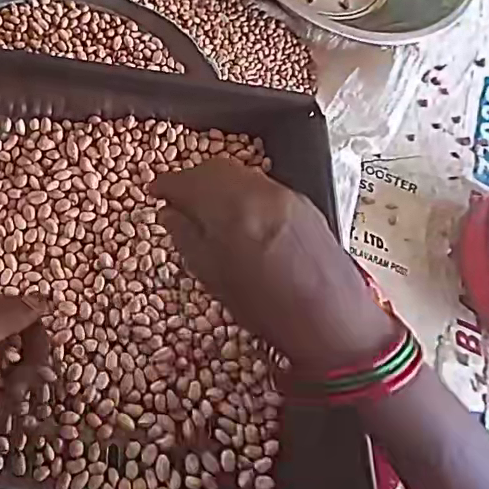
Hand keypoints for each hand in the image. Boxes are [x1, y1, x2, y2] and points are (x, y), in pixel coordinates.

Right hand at [152, 159, 398, 383]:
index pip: (187, 181)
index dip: (166, 185)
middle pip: (214, 168)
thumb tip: (169, 213)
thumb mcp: (211, 275)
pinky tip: (236, 214)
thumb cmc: (264, 307)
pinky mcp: (303, 203)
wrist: (333, 320)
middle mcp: (259, 192)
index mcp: (231, 210)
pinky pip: (261, 184)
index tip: (154, 193)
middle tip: (176, 199)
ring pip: (239, 173)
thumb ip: (186, 236)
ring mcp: (285, 195)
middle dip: (190, 179)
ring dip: (216, 183)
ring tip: (204, 208)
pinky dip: (240, 190)